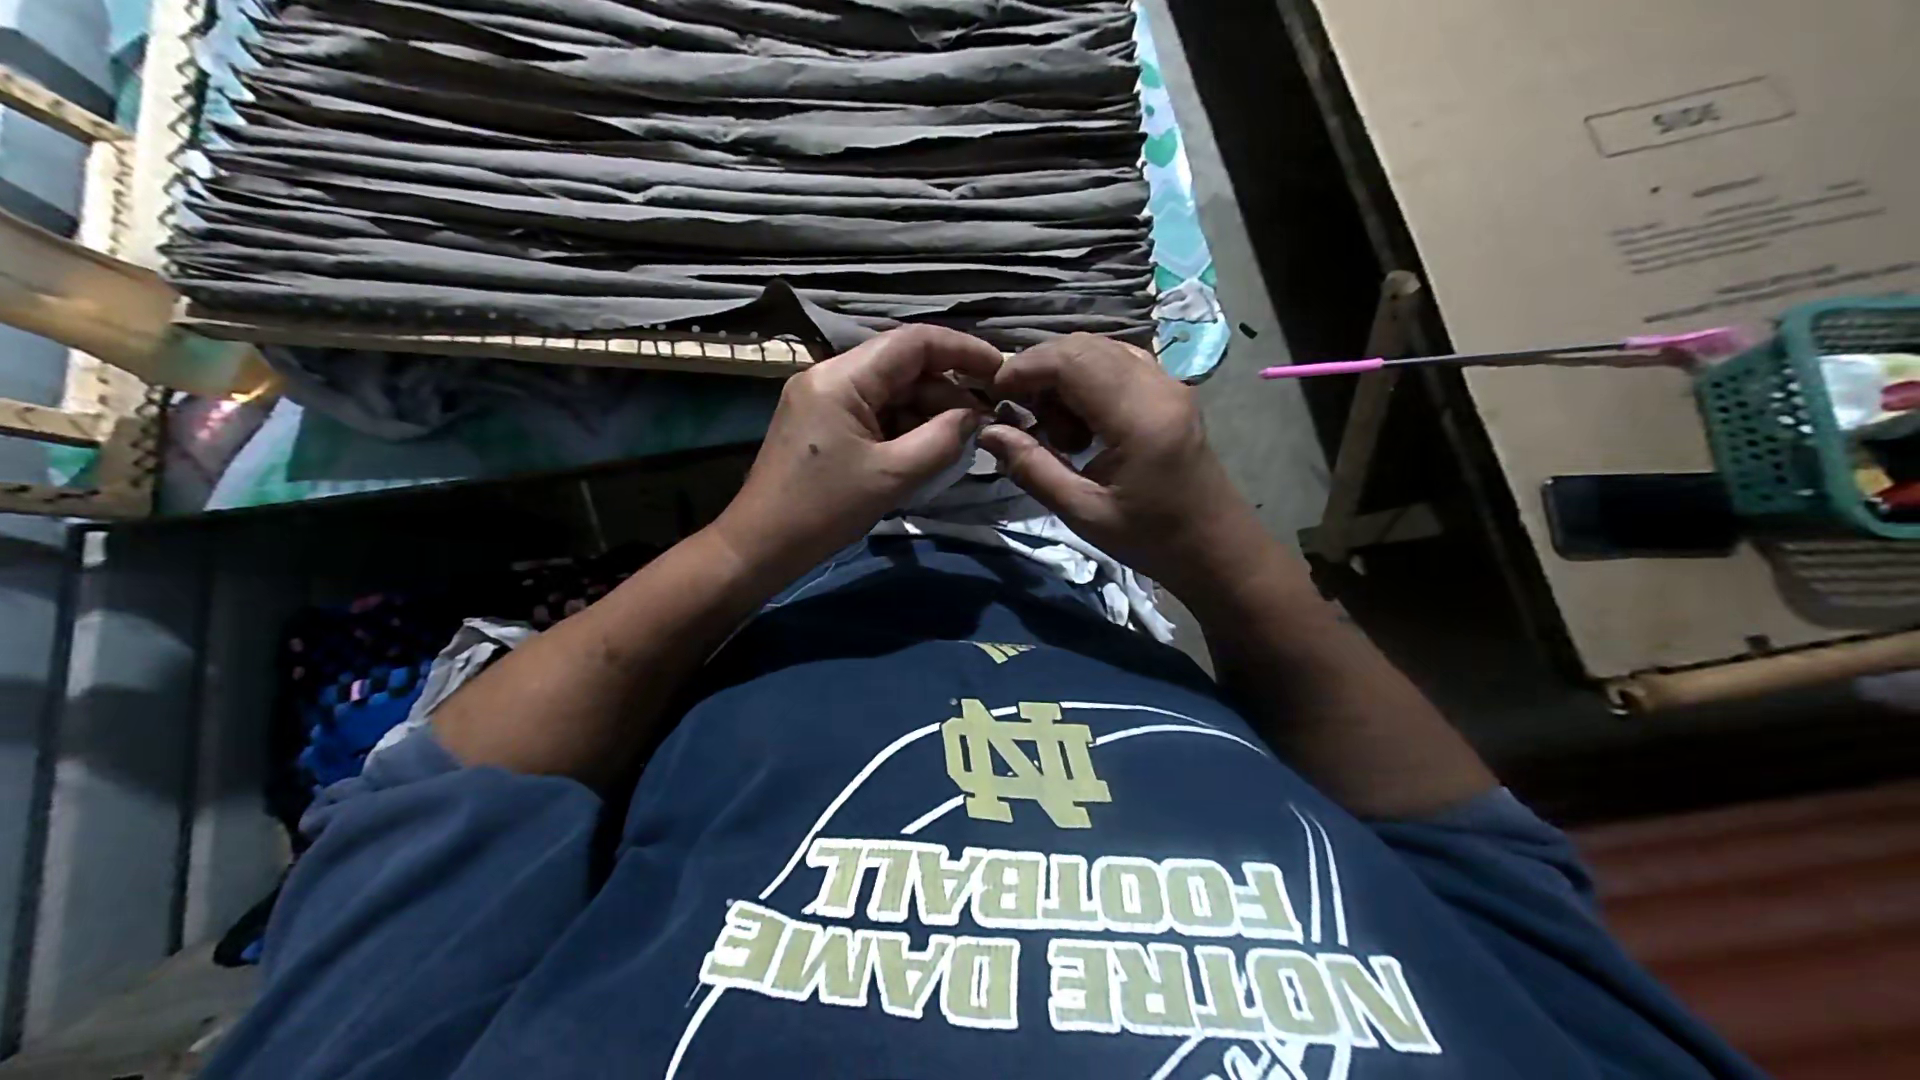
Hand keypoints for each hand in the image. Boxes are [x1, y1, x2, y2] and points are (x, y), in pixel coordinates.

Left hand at [712, 325, 1002, 578]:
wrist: (760, 546)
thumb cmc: (823, 510)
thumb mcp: (893, 476)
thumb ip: (942, 439)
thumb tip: (975, 415)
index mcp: (842, 378)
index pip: (913, 342)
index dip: (962, 350)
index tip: (1000, 371)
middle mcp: (830, 376)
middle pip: (902, 365)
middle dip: (946, 388)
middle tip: (984, 419)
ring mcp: (823, 398)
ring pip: (891, 390)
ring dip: (927, 410)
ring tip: (959, 440)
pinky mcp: (823, 422)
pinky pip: (875, 411)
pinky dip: (904, 426)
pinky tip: (926, 448)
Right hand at [977, 333, 1271, 592]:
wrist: (1217, 547)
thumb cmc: (1152, 539)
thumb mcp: (1083, 513)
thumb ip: (1032, 468)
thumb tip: (987, 431)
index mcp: (1139, 417)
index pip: (1071, 360)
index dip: (1025, 368)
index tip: (995, 396)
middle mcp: (1158, 385)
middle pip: (1083, 346)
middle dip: (1040, 370)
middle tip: (1020, 415)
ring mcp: (1168, 383)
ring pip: (1099, 350)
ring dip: (1063, 376)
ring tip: (1054, 429)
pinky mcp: (1170, 390)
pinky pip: (1117, 363)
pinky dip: (1086, 381)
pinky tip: (1081, 422)